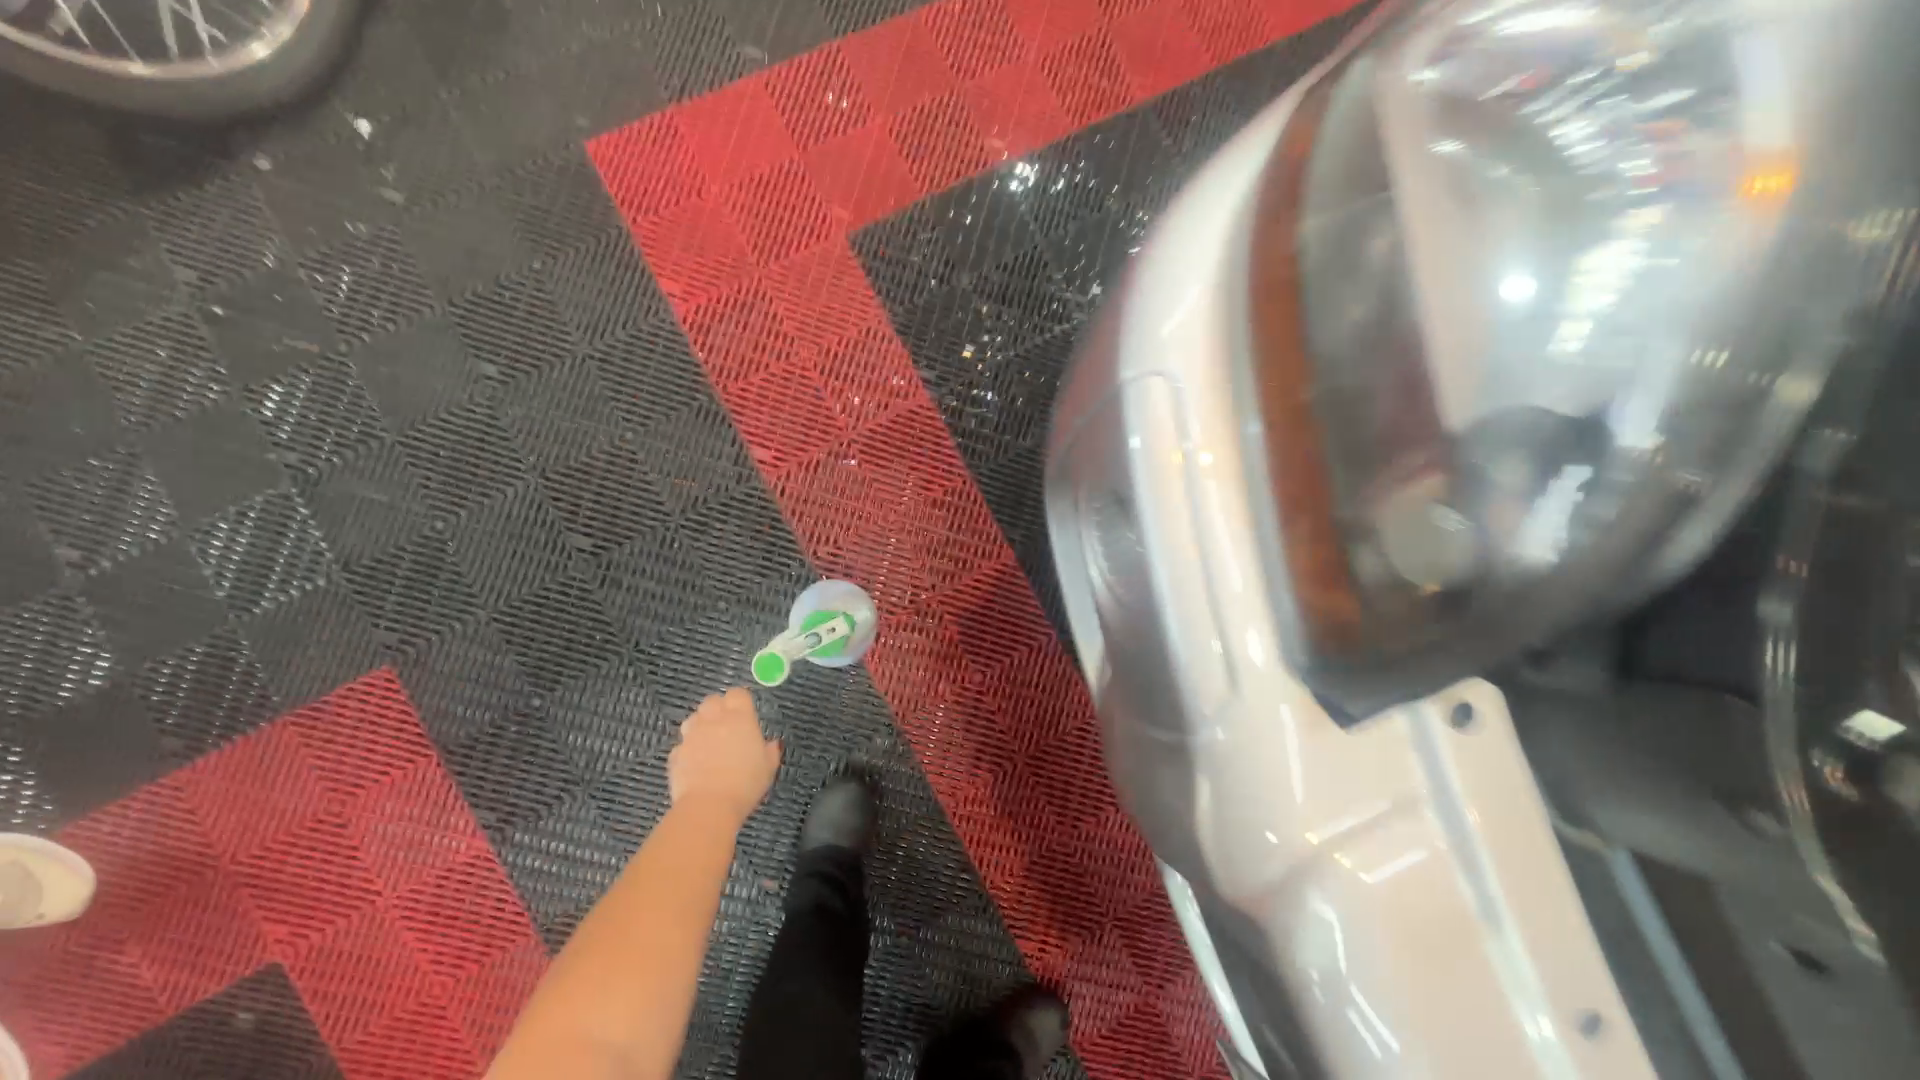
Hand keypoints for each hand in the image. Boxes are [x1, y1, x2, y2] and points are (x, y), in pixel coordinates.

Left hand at [668, 688, 781, 830]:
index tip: (746, 713)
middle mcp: (713, 720)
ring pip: (693, 719)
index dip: (741, 701)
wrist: (709, 805)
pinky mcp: (676, 754)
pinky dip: (689, 749)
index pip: (737, 694)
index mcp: (739, 718)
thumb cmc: (745, 784)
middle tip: (728, 726)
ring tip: (710, 742)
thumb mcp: (768, 768)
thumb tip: (772, 744)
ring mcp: (691, 736)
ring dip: (701, 725)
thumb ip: (770, 751)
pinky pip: (683, 744)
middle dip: (718, 709)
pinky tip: (697, 764)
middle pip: (712, 701)